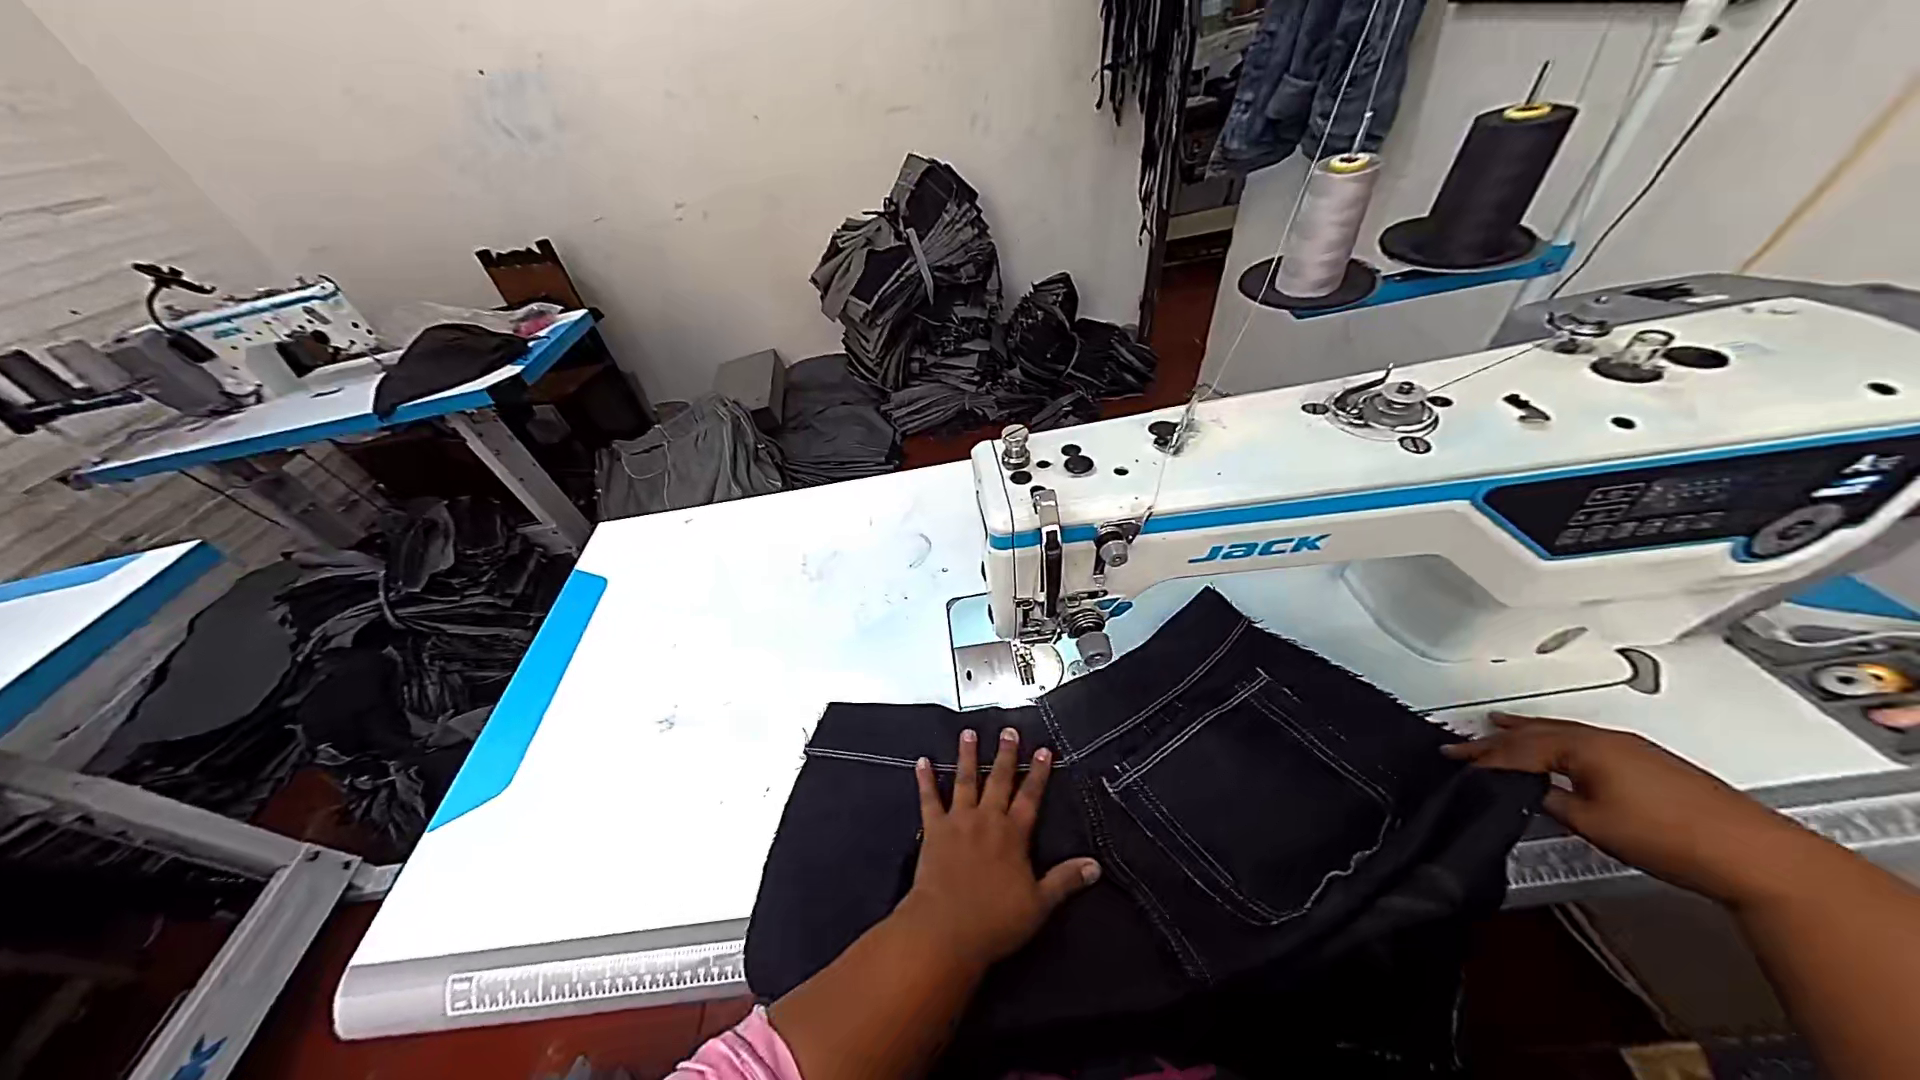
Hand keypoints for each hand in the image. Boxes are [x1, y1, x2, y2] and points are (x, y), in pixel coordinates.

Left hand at [895, 728, 1100, 969]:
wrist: (945, 929)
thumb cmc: (994, 920)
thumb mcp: (1039, 904)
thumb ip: (1065, 880)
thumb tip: (1095, 866)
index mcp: (1013, 835)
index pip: (1030, 796)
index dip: (1039, 772)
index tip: (1044, 750)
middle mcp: (987, 820)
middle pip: (998, 780)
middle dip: (1006, 755)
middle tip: (1008, 731)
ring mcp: (958, 821)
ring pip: (965, 780)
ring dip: (967, 756)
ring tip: (968, 733)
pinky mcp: (933, 830)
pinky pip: (929, 799)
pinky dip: (925, 780)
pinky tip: (922, 762)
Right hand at [1444, 713, 1816, 905]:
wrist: (1757, 857)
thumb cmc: (1672, 838)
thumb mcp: (1592, 823)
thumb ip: (1551, 801)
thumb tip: (1530, 793)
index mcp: (1583, 748)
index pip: (1518, 750)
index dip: (1483, 757)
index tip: (1455, 760)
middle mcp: (1603, 739)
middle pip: (1535, 734)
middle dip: (1497, 739)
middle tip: (1462, 743)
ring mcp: (1629, 747)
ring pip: (1561, 731)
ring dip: (1527, 732)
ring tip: (1500, 725)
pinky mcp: (1647, 761)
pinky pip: (1584, 738)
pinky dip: (1556, 740)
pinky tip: (1555, 748)